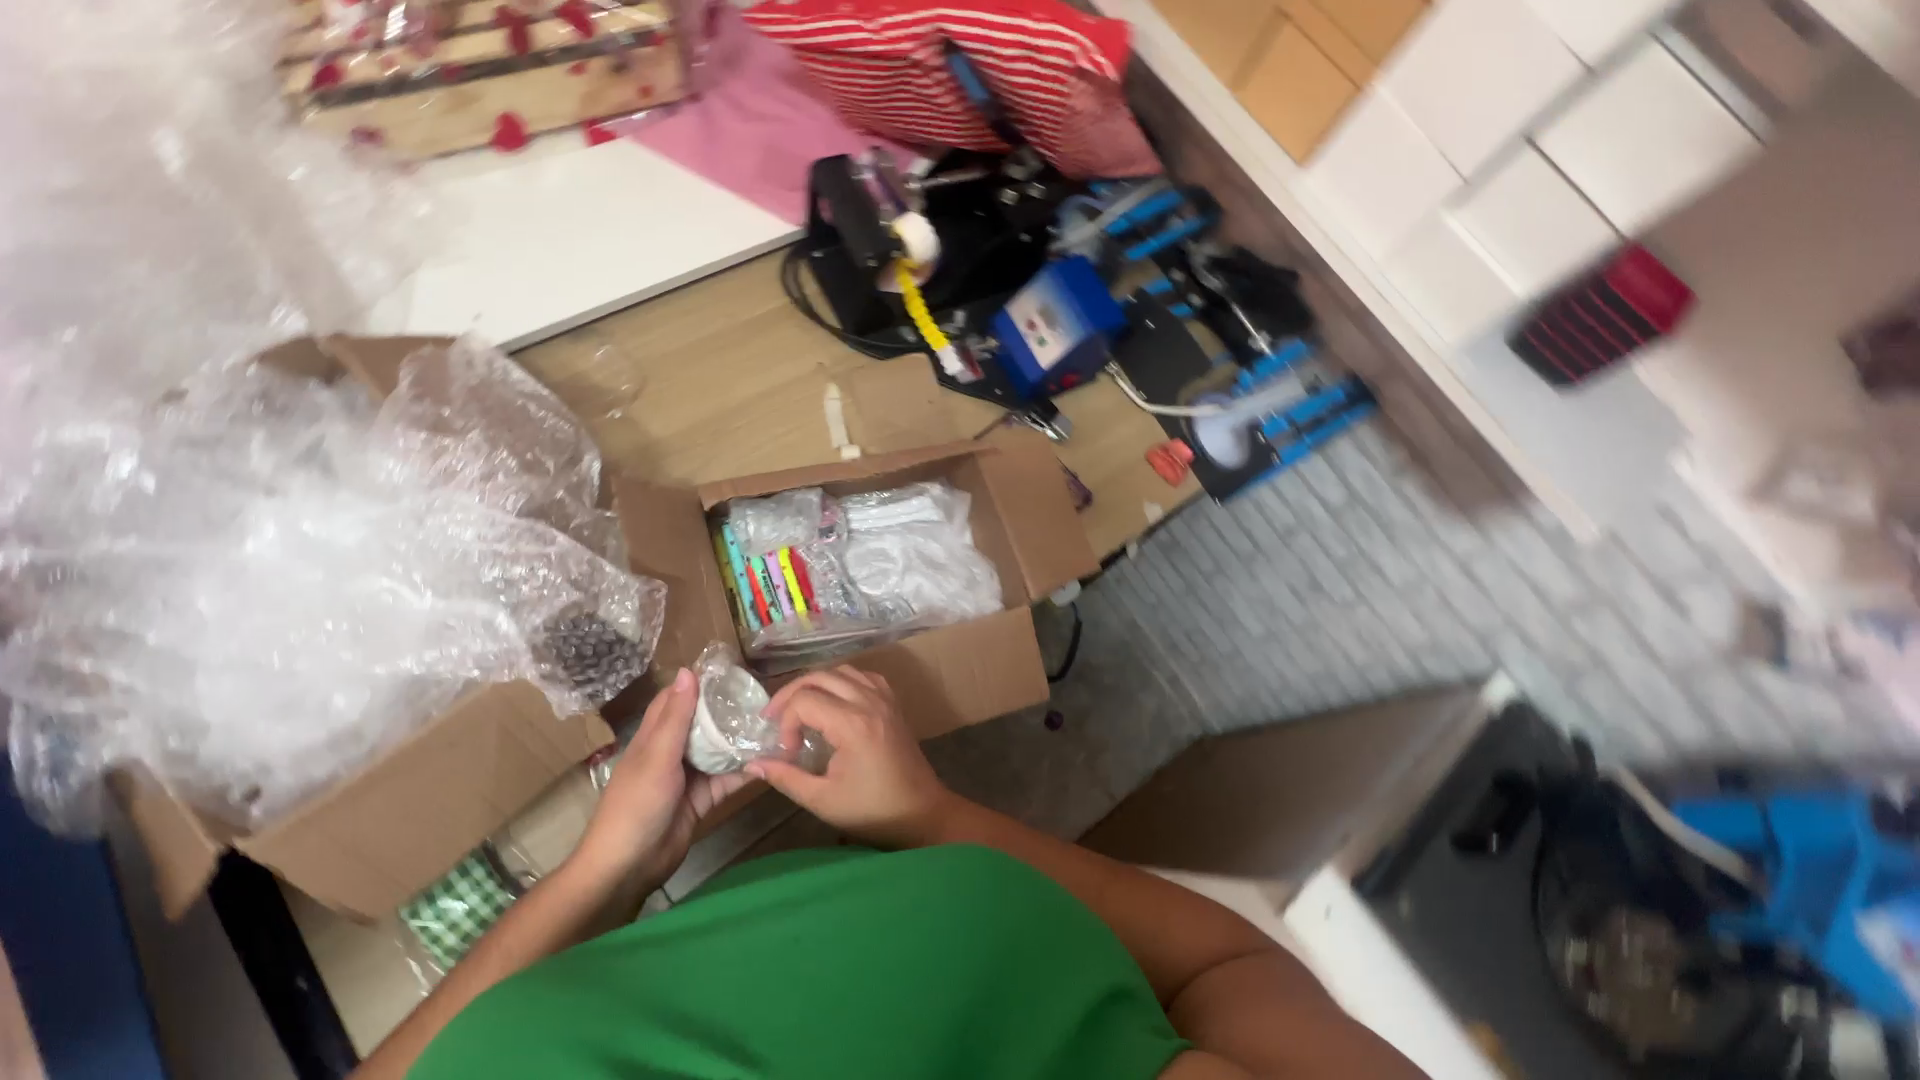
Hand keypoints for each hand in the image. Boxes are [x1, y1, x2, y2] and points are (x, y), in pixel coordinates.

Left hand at [572, 668, 750, 889]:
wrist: (628, 867)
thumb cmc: (636, 805)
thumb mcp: (657, 756)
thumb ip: (677, 717)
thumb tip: (688, 671)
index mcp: (653, 737)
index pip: (675, 701)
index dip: (699, 685)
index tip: (731, 673)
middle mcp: (670, 753)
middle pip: (702, 725)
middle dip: (727, 713)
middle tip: (764, 700)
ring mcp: (687, 778)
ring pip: (717, 752)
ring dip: (740, 742)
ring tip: (775, 727)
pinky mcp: (701, 801)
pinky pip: (726, 780)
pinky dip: (745, 772)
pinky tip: (770, 761)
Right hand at [747, 667, 961, 848]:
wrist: (921, 812)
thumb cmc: (872, 810)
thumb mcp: (822, 800)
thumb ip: (786, 777)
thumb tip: (753, 764)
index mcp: (853, 724)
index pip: (804, 700)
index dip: (785, 722)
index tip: (787, 751)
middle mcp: (869, 702)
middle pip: (820, 675)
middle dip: (791, 694)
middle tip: (775, 718)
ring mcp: (884, 699)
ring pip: (842, 670)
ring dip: (816, 683)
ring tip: (799, 709)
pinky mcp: (893, 703)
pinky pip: (863, 676)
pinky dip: (842, 681)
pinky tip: (832, 702)